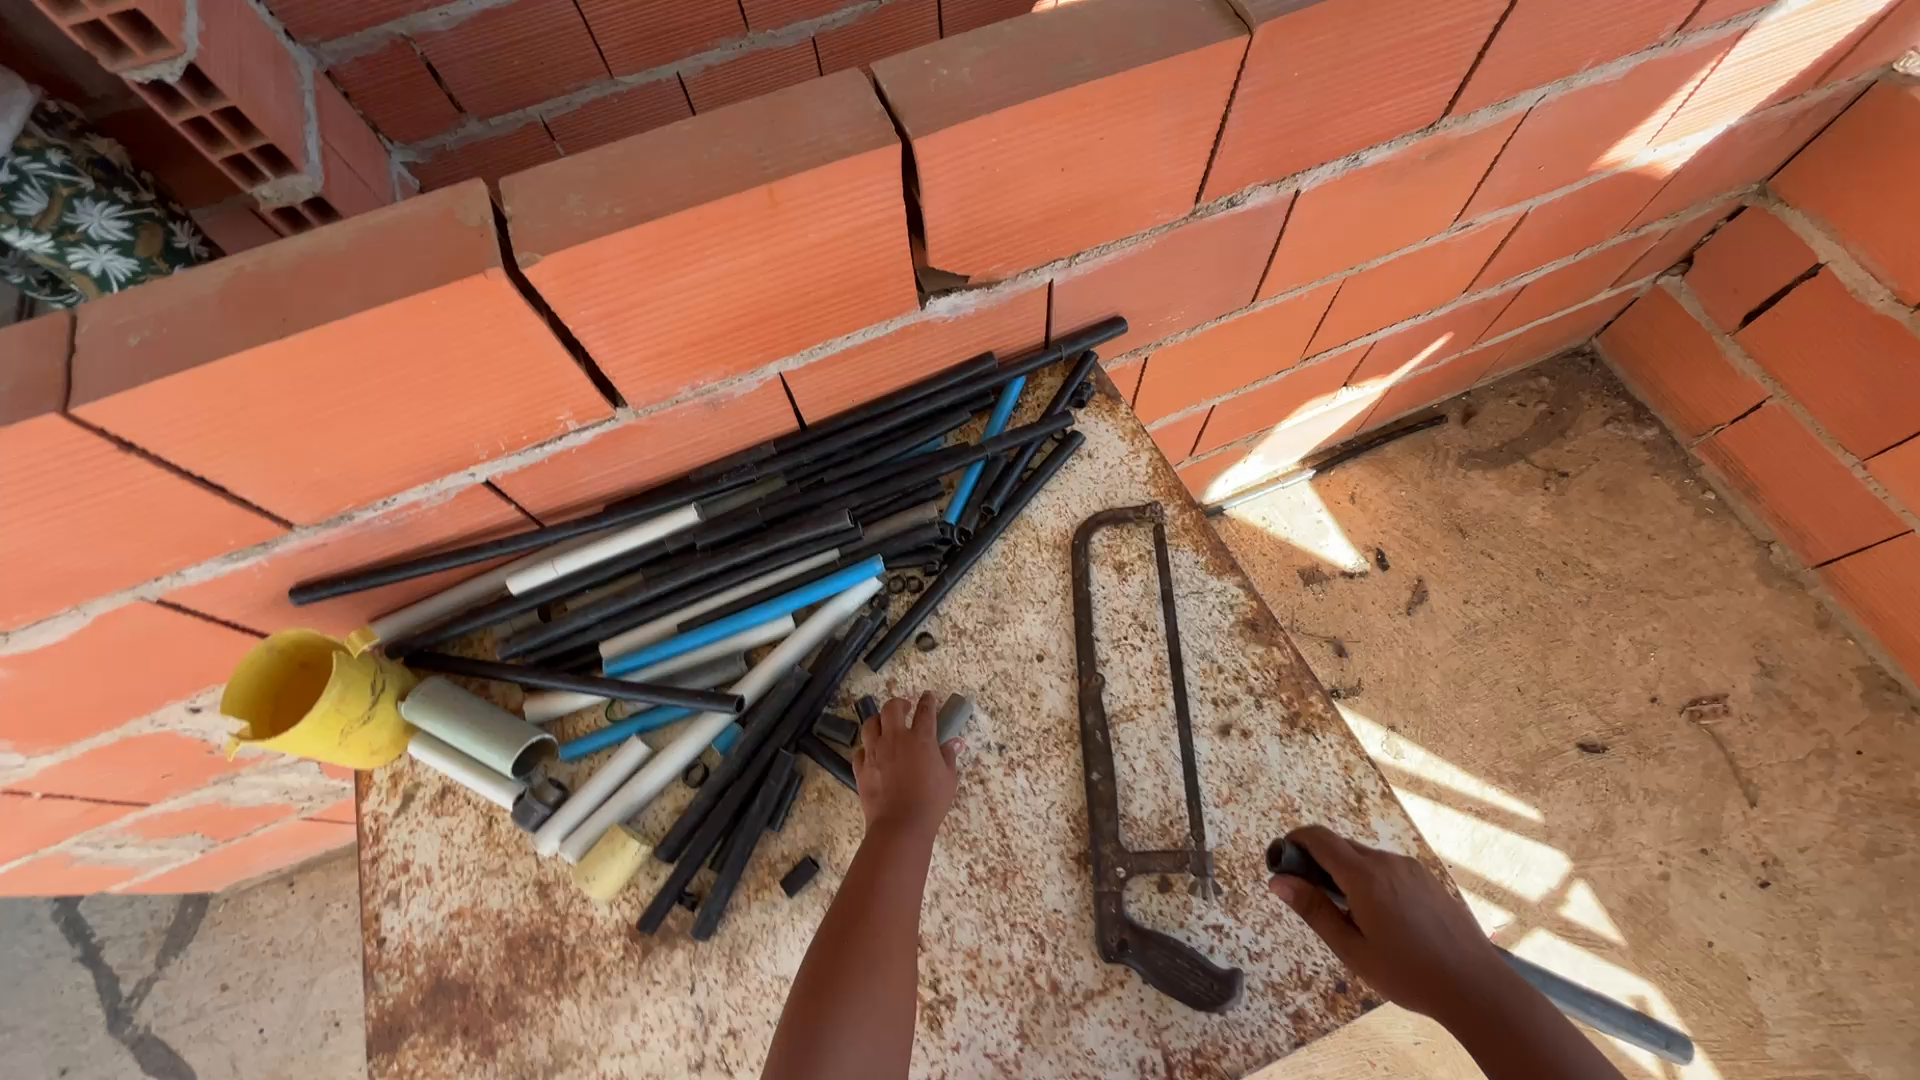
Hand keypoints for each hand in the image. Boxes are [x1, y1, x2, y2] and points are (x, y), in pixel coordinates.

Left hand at [851, 691, 961, 839]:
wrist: (900, 824)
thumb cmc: (931, 802)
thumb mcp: (949, 778)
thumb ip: (949, 756)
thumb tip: (954, 743)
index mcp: (921, 738)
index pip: (925, 711)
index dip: (927, 700)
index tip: (928, 696)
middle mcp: (896, 738)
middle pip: (892, 708)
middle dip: (899, 703)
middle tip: (905, 708)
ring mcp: (875, 751)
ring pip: (871, 723)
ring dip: (879, 721)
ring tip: (885, 726)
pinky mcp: (861, 766)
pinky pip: (860, 749)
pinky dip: (867, 748)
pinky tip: (872, 753)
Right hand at [1268, 825, 1504, 1022]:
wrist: (1478, 989)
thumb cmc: (1408, 974)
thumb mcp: (1352, 949)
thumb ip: (1314, 910)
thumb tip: (1278, 881)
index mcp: (1364, 876)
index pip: (1318, 838)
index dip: (1295, 841)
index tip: (1283, 860)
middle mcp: (1387, 862)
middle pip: (1341, 845)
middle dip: (1319, 860)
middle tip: (1314, 897)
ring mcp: (1411, 869)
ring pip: (1366, 858)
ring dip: (1347, 872)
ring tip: (1353, 915)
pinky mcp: (1428, 879)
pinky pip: (1389, 868)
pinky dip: (1373, 879)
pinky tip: (1385, 917)